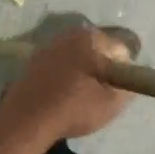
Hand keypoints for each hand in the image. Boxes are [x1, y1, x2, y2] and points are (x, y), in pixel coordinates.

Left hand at [0, 26, 133, 141]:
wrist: (26, 119)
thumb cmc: (74, 108)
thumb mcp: (112, 103)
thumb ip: (128, 87)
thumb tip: (128, 79)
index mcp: (90, 38)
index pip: (120, 49)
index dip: (123, 70)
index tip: (117, 89)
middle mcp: (68, 34)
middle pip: (97, 49)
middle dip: (102, 66)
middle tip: (100, 93)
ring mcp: (48, 45)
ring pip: (76, 55)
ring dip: (81, 70)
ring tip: (79, 95)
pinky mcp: (32, 59)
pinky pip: (57, 63)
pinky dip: (63, 74)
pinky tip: (60, 93)